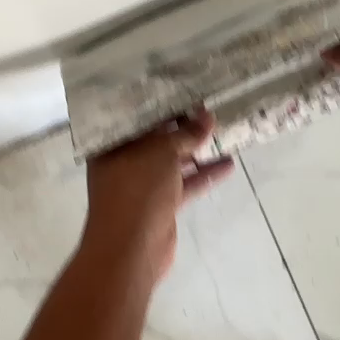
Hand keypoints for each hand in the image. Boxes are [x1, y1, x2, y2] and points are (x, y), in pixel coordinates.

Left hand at [84, 110, 234, 282]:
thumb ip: (186, 134)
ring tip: (222, 130)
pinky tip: (228, 164)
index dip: (159, 103)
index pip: (135, 116)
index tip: (185, 89)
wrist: (131, 250)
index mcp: (112, 144)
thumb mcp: (161, 152)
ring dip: (195, 149)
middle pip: (155, 137)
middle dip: (181, 124)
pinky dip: (203, 175)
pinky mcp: (160, 204)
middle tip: (208, 106)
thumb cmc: (136, 190)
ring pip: (172, 161)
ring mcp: (142, 184)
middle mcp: (123, 160)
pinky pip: (184, 183)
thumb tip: (207, 117)